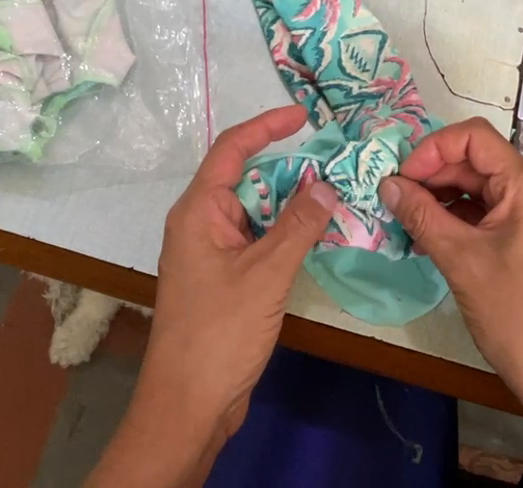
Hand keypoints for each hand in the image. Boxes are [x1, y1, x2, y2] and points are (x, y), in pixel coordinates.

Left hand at [87, 105, 340, 487]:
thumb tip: (326, 184)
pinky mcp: (224, 276)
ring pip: (255, 209)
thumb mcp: (266, 274)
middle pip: (246, 177)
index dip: (266, 126)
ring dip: (290, 201)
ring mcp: (212, 250)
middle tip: (332, 162)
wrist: (188, 406)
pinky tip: (316, 233)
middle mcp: (201, 222)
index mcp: (198, 211)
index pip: (231, 149)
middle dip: (288, 166)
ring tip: (334, 193)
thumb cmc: (219, 333)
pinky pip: (257, 237)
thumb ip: (298, 225)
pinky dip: (285, 230)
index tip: (304, 115)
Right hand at [378, 119, 522, 487]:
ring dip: (442, 197)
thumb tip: (387, 184)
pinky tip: (430, 237)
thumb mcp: (459, 259)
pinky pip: (488, 210)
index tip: (402, 179)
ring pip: (479, 186)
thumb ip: (421, 214)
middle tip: (396, 202)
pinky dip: (458, 217)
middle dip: (433, 175)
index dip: (432, 150)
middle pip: (475, 160)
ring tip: (408, 221)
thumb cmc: (514, 314)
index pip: (474, 138)